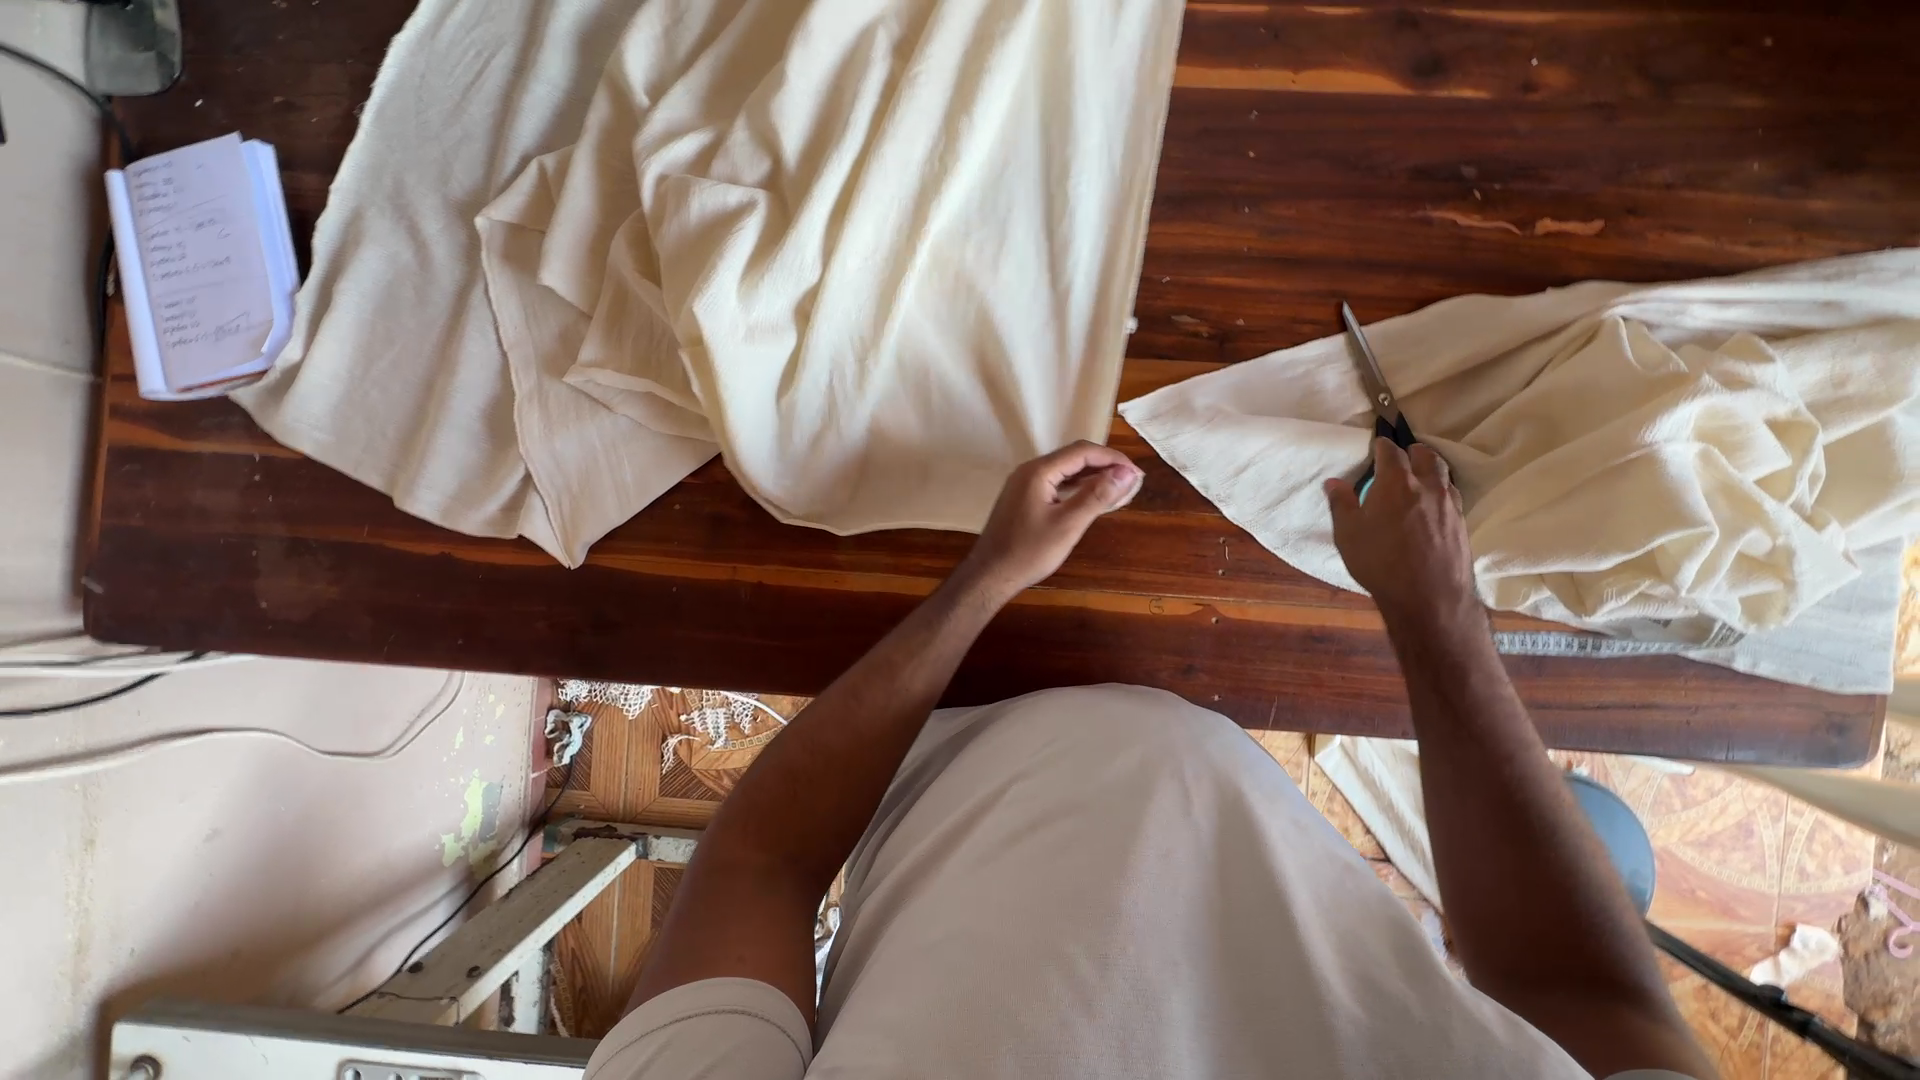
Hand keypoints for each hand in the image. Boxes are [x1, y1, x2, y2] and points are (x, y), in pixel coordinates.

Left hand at [958, 441, 1144, 601]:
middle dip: (1104, 465)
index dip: (1112, 458)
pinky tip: (1090, 498)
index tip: (1135, 473)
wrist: (990, 575)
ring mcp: (1023, 484)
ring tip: (1117, 488)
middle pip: (1073, 457)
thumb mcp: (1068, 524)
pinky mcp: (1022, 498)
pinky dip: (1075, 487)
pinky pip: (1054, 484)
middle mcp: (1029, 471)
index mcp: (1038, 471)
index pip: (1082, 452)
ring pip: (1064, 471)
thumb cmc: (1028, 552)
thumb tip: (1127, 473)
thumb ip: (1097, 495)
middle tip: (1130, 480)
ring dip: (1091, 476)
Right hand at [1324, 439, 1479, 630]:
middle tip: (1400, 458)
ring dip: (1430, 469)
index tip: (1375, 446)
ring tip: (1418, 478)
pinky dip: (1440, 490)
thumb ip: (1341, 504)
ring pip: (1443, 473)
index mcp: (1395, 483)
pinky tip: (1431, 505)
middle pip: (1425, 455)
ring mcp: (1448, 504)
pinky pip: (1451, 495)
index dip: (1381, 446)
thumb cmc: (1380, 563)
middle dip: (1411, 452)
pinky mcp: (1461, 522)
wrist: (1428, 597)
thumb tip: (1334, 482)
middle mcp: (1427, 486)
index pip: (1391, 451)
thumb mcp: (1348, 534)